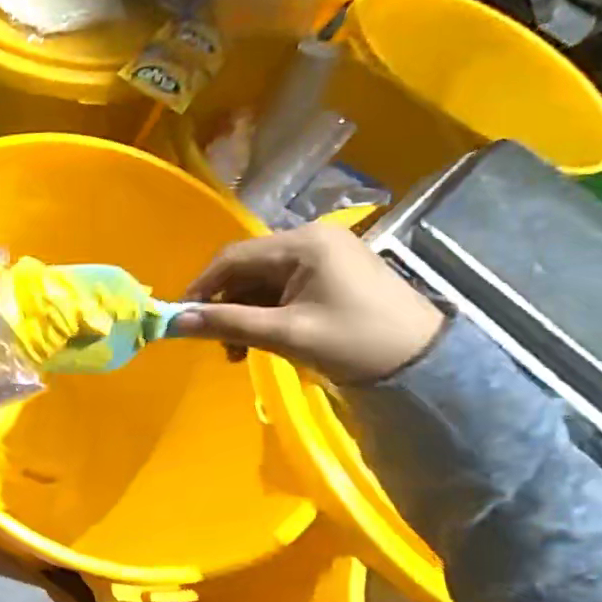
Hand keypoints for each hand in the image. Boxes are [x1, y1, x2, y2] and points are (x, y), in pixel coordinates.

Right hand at [172, 223, 446, 381]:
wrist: (424, 363)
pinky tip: (264, 340)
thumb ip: (229, 324)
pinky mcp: (334, 274)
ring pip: (265, 281)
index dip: (202, 287)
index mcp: (303, 243)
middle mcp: (312, 238)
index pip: (234, 256)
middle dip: (226, 305)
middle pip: (249, 268)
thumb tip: (176, 321)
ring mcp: (326, 255)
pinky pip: (286, 288)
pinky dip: (268, 313)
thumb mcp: (287, 334)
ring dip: (246, 313)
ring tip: (239, 352)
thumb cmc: (355, 343)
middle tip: (217, 344)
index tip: (182, 318)